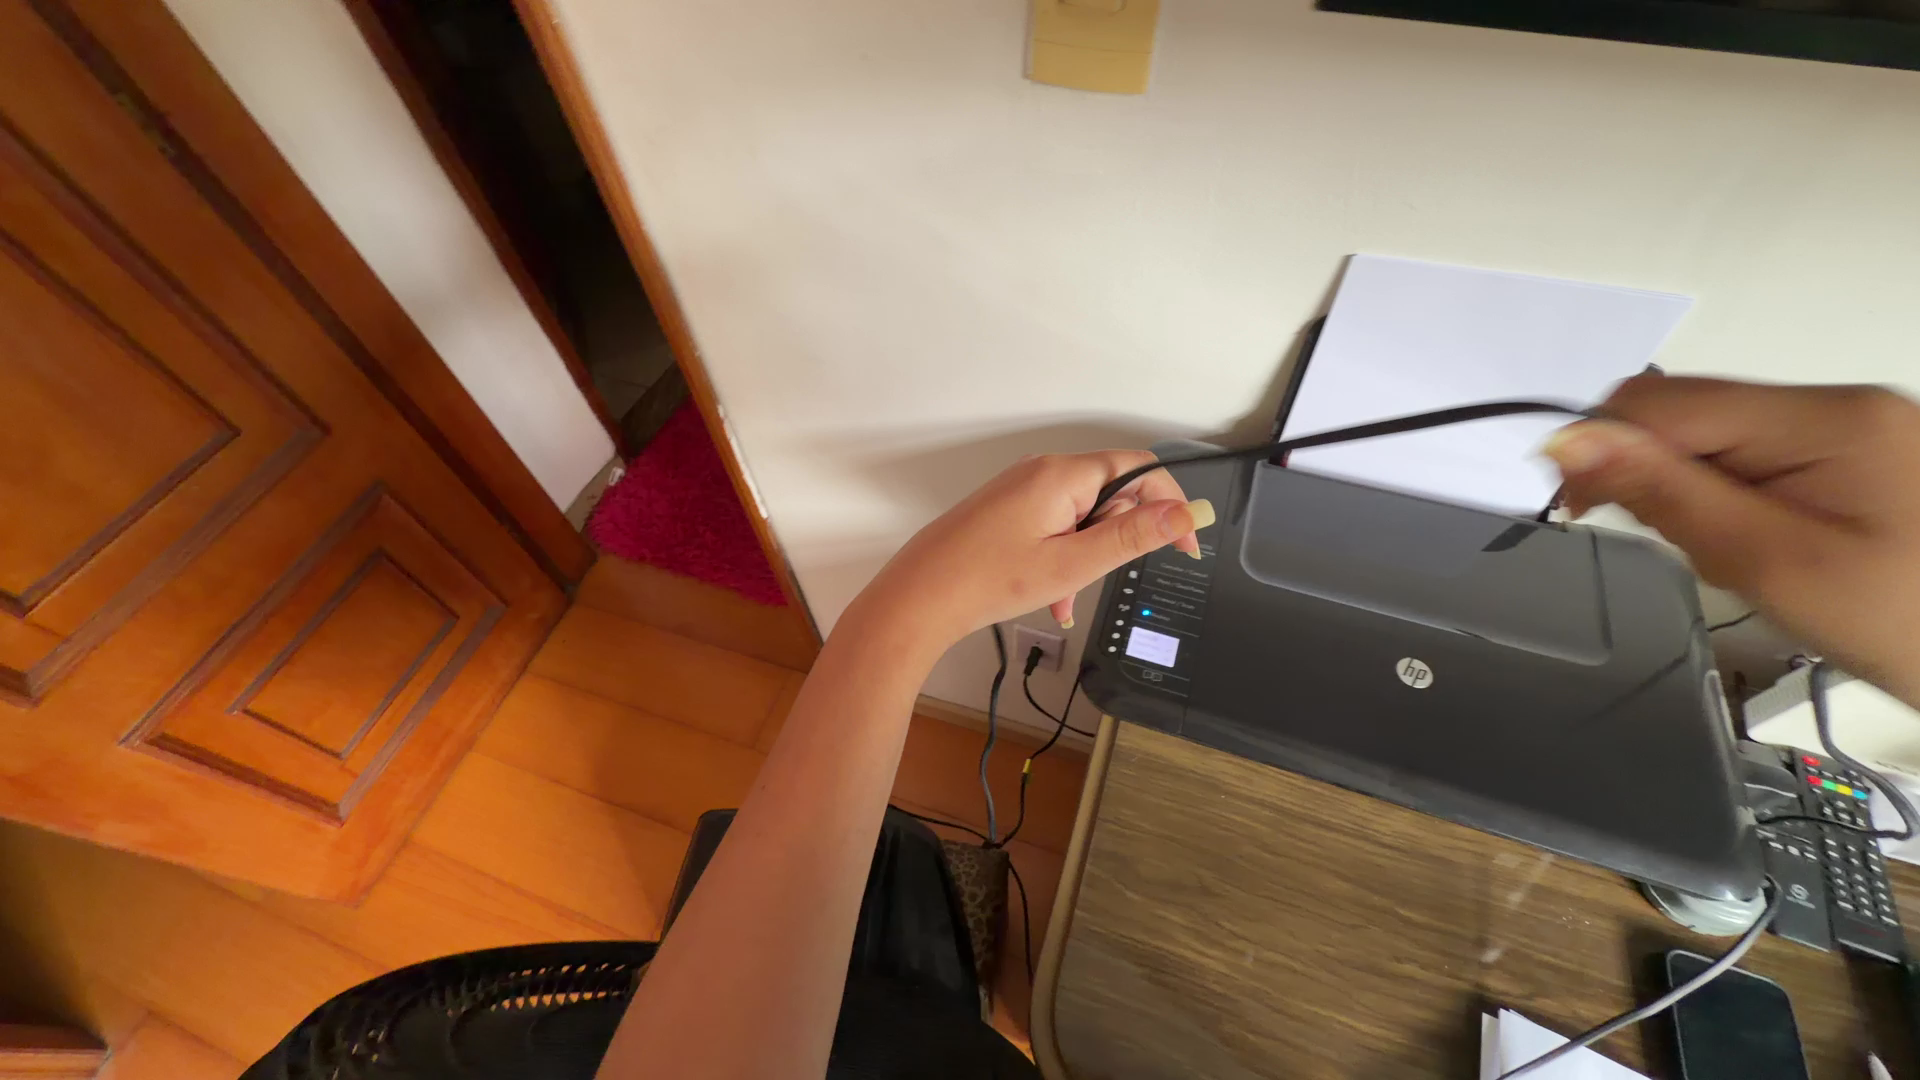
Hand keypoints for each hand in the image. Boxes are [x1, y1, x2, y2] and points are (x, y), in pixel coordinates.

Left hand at [852, 451, 1214, 656]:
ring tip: (1064, 598)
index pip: (1139, 469)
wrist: (920, 597)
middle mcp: (1042, 470)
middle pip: (1109, 493)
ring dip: (1085, 556)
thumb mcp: (1074, 564)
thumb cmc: (988, 581)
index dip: (1170, 505)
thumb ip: (1133, 536)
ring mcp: (1021, 488)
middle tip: (1096, 577)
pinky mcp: (1007, 507)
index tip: (1184, 546)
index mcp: (1062, 474)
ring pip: (1080, 515)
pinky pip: (1053, 523)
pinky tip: (1050, 593)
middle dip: (1114, 539)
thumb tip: (1186, 512)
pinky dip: (1061, 555)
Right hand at [1543, 376, 1919, 704]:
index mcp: (1823, 417)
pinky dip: (1708, 493)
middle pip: (1678, 412)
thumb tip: (1564, 441)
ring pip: (1698, 435)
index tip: (1580, 510)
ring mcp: (1843, 427)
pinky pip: (1736, 454)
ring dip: (1674, 487)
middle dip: (1639, 470)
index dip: (1596, 448)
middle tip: (1661, 538)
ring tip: (1714, 547)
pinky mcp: (1842, 453)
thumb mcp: (1764, 560)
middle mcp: (1832, 404)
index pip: (1659, 404)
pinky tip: (1736, 534)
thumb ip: (1663, 491)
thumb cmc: (1901, 619)